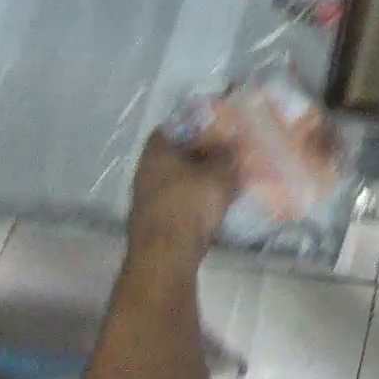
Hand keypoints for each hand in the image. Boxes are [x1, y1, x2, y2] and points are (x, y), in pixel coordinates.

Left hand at [126, 131, 243, 272]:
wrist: (166, 254)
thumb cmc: (190, 203)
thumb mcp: (218, 172)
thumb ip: (226, 154)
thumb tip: (230, 143)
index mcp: (158, 151)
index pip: (175, 126)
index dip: (197, 124)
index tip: (219, 127)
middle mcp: (147, 170)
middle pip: (177, 153)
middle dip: (202, 152)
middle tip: (229, 152)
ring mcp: (149, 196)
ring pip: (179, 177)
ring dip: (200, 176)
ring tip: (228, 177)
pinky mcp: (157, 218)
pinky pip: (180, 197)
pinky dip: (196, 196)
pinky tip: (216, 201)